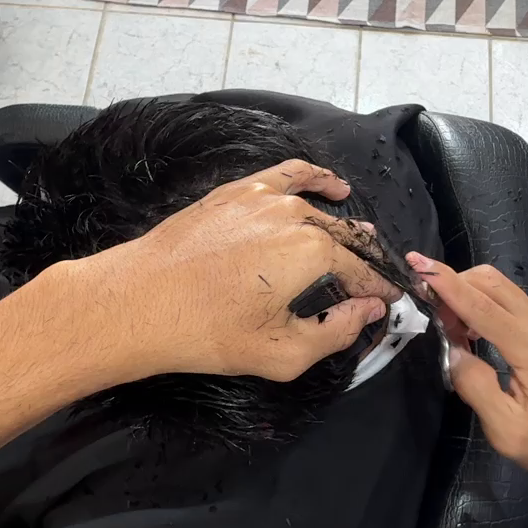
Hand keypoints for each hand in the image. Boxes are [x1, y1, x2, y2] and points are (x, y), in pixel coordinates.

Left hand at [70, 160, 400, 381]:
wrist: (138, 301)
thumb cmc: (208, 333)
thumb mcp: (283, 353)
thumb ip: (336, 332)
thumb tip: (368, 310)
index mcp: (313, 252)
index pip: (362, 270)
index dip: (379, 287)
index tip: (389, 299)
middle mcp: (295, 215)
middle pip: (346, 235)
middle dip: (366, 259)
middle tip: (374, 279)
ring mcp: (264, 198)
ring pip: (320, 204)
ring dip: (346, 220)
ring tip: (363, 235)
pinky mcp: (236, 191)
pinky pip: (287, 175)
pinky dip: (314, 177)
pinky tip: (326, 184)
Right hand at [407, 253, 527, 491]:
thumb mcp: (505, 430)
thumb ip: (475, 386)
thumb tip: (454, 352)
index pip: (480, 304)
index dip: (446, 283)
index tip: (416, 263)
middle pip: (490, 282)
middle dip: (453, 282)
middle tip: (428, 308)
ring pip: (500, 287)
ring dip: (467, 290)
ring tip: (446, 321)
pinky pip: (509, 301)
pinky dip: (482, 301)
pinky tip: (469, 328)